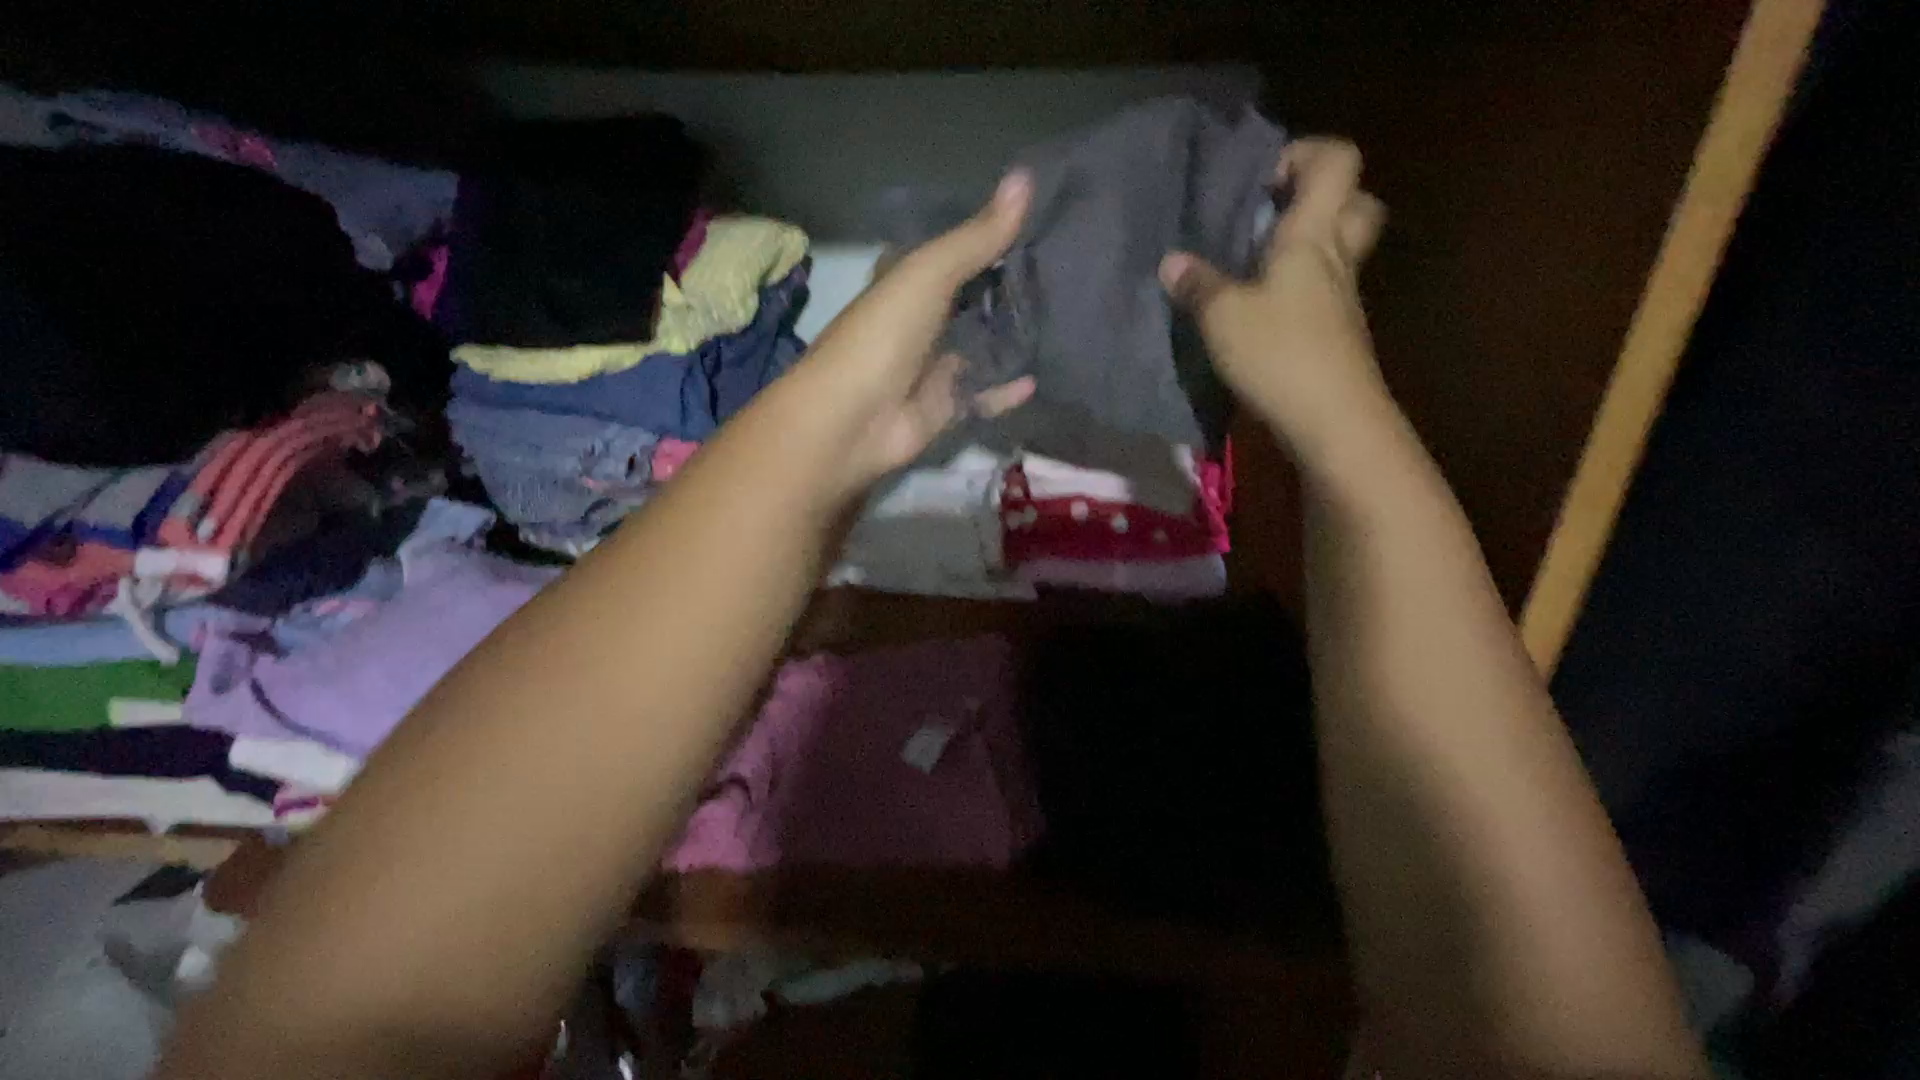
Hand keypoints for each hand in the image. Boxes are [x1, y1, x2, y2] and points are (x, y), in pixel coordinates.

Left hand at [788, 171, 1037, 497]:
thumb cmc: (884, 334)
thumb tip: (1026, 176)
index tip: (1044, 220)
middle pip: (975, 300)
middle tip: (1070, 272)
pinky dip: (1008, 389)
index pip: (956, 252)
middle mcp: (922, 320)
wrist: (851, 418)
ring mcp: (934, 366)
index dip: (993, 236)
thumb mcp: (930, 272)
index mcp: (909, 280)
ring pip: (983, 348)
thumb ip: (977, 236)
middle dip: (1013, 289)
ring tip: (1068, 322)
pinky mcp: (945, 407)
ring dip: (1015, 339)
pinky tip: (1040, 377)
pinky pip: (984, 396)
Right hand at [1159, 138, 1389, 461]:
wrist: (1333, 421)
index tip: (1262, 178)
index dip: (1304, 154)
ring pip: (1340, 252)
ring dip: (1307, 249)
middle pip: (1355, 204)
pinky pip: (1324, 293)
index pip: (1336, 162)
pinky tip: (1261, 313)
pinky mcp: (1337, 335)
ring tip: (1256, 267)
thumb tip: (1171, 261)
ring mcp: (1343, 300)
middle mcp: (1336, 258)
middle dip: (1321, 199)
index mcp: (1312, 235)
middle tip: (1273, 218)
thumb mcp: (1222, 317)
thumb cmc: (1279, 353)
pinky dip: (1299, 291)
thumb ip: (1197, 285)